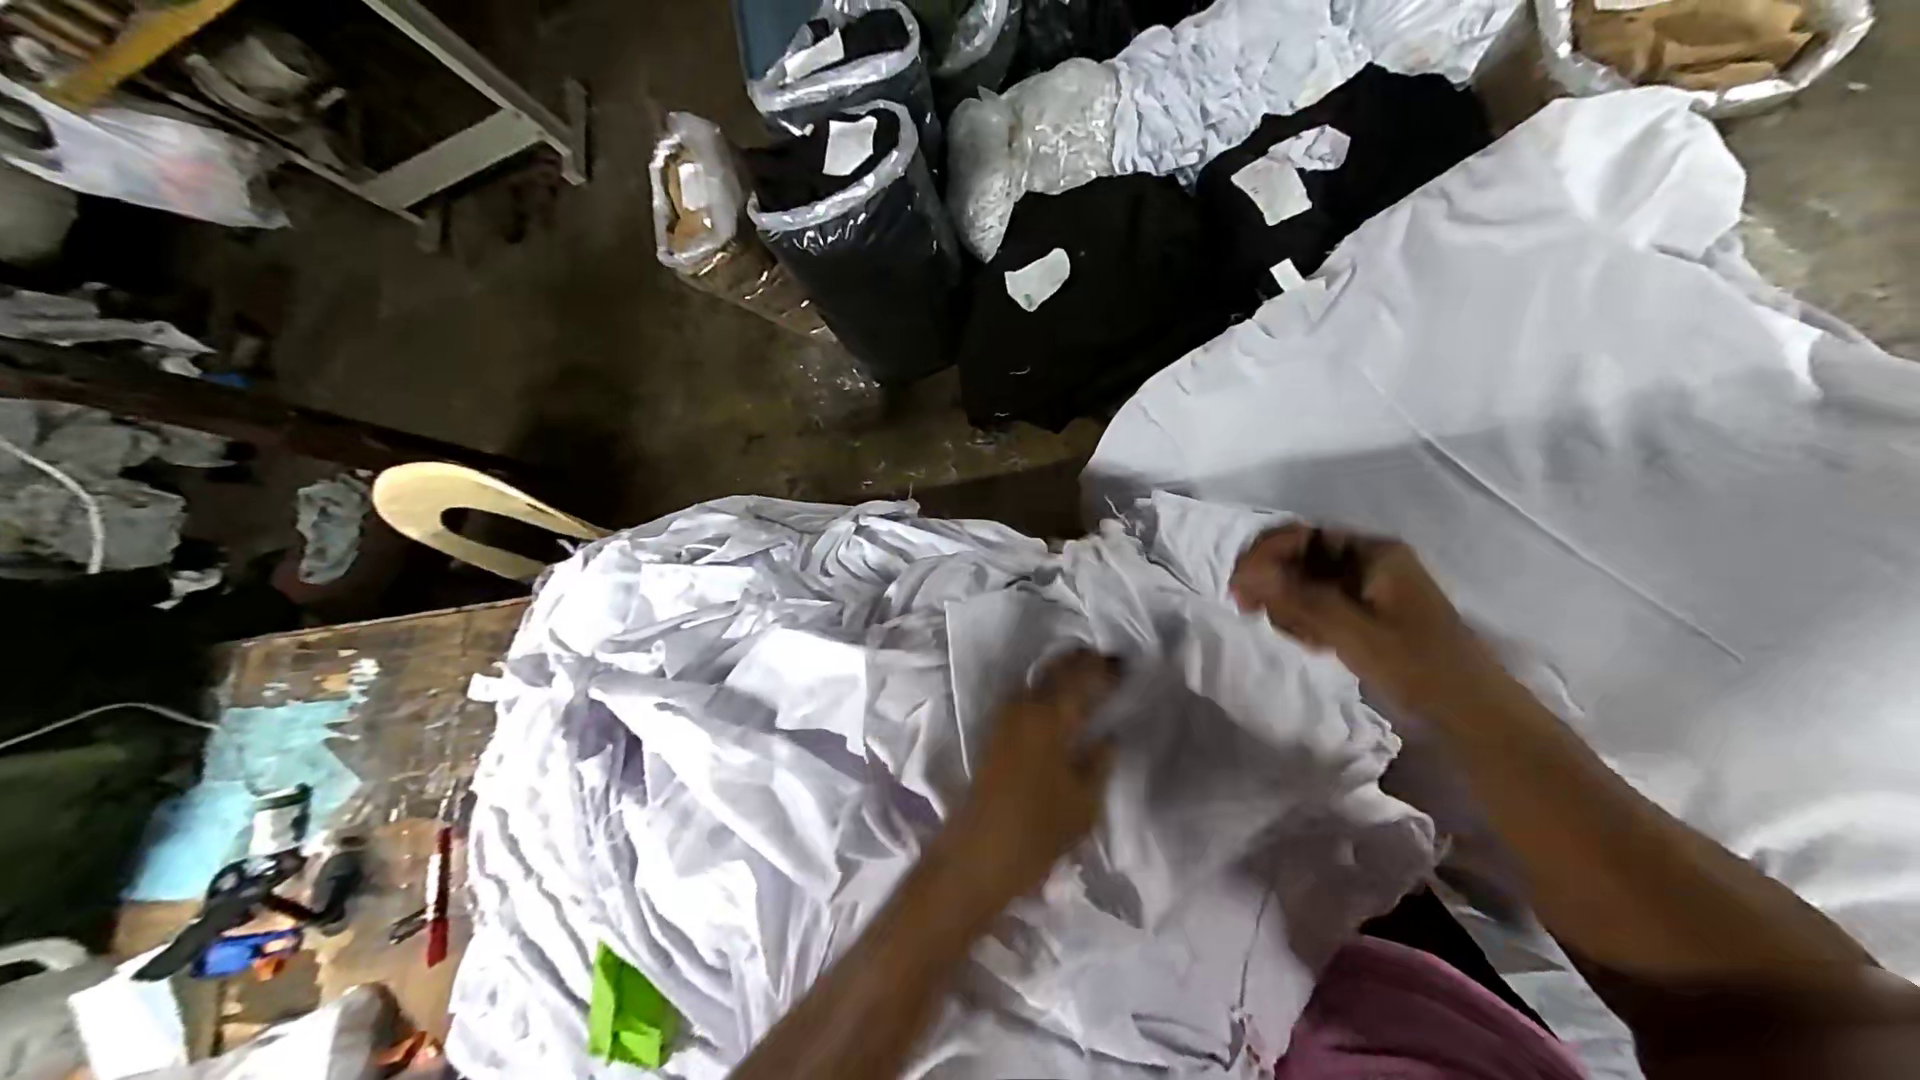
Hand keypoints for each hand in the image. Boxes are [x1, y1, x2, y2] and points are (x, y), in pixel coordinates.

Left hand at [943, 650, 1118, 901]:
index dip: (1104, 667)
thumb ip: (1100, 760)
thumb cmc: (1038, 829)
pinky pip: (1027, 697)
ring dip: (1063, 676)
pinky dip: (1048, 693)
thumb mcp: (1085, 800)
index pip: (1081, 674)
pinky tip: (1064, 708)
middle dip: (1083, 663)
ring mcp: (1004, 718)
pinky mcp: (995, 733)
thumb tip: (1109, 735)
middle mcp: (1023, 706)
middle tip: (1110, 667)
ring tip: (1091, 683)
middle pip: (1055, 669)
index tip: (1127, 666)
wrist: (978, 854)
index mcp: (1049, 715)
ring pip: (1039, 681)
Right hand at [1229, 524, 1504, 707]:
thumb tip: (1246, 573)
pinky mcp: (1367, 615)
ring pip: (1308, 585)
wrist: (1472, 712)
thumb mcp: (1352, 630)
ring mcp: (1369, 589)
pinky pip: (1322, 607)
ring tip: (1301, 638)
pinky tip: (1313, 644)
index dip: (1267, 556)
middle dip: (1277, 586)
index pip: (1304, 536)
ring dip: (1291, 608)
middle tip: (1255, 614)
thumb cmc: (1417, 664)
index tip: (1240, 588)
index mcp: (1375, 553)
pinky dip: (1308, 622)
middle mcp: (1370, 562)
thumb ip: (1298, 598)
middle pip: (1302, 560)